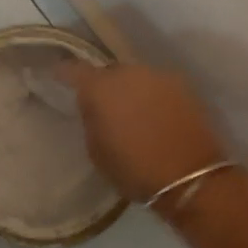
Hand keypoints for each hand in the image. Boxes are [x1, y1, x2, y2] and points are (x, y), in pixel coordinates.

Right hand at [59, 64, 226, 202]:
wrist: (191, 178)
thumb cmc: (134, 169)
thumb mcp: (96, 149)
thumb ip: (90, 119)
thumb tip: (92, 105)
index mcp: (101, 87)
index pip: (73, 69)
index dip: (62, 72)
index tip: (56, 77)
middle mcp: (128, 72)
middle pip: (107, 72)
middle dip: (102, 85)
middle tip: (101, 105)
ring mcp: (159, 76)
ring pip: (135, 77)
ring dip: (129, 90)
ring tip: (130, 112)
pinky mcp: (184, 87)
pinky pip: (157, 86)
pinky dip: (151, 96)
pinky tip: (154, 116)